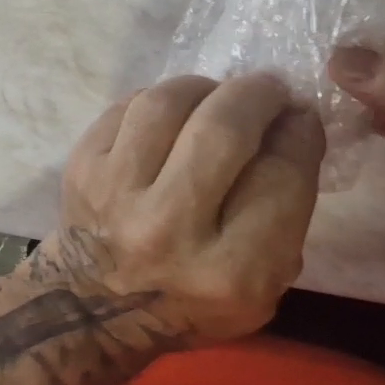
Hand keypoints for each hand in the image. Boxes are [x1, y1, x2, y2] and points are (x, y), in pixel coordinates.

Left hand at [32, 74, 324, 346]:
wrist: (95, 297)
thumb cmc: (191, 296)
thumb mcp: (262, 283)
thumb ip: (283, 213)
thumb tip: (293, 126)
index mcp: (232, 270)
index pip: (280, 180)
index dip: (299, 135)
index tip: (303, 115)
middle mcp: (170, 225)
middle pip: (221, 132)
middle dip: (254, 97)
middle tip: (267, 87)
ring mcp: (117, 190)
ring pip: (163, 106)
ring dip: (201, 86)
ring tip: (219, 91)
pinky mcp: (81, 163)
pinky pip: (124, 108)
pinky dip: (156, 98)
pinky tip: (175, 106)